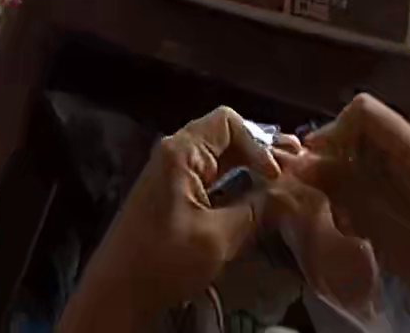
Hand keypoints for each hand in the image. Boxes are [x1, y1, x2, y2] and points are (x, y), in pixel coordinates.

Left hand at [59, 107, 279, 332]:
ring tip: (279, 188)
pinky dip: (234, 182)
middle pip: (224, 136)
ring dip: (248, 169)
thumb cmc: (164, 259)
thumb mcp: (217, 239)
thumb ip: (255, 213)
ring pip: (219, 156)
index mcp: (182, 150)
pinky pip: (210, 174)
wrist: (119, 288)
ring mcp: (173, 169)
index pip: (227, 121)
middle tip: (289, 177)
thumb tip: (290, 195)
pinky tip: (255, 200)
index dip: (257, 143)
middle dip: (257, 154)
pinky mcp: (174, 190)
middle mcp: (176, 150)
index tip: (275, 176)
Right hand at [284, 95, 409, 332]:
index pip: (364, 111)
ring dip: (346, 175)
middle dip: (336, 155)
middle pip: (362, 127)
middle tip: (323, 193)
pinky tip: (360, 220)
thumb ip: (340, 188)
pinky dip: (362, 185)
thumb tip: (296, 163)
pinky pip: (380, 165)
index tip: (314, 161)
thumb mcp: (383, 228)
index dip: (333, 130)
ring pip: (366, 147)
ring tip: (344, 215)